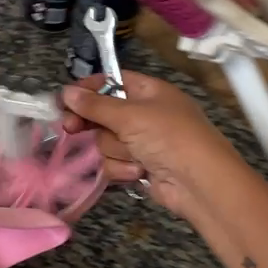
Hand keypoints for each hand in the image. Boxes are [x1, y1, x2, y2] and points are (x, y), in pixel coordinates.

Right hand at [59, 71, 245, 216]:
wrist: (202, 186)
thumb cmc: (171, 139)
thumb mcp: (130, 116)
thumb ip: (94, 105)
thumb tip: (66, 92)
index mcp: (150, 92)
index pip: (111, 82)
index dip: (88, 88)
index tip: (66, 98)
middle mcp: (145, 114)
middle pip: (102, 113)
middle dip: (91, 123)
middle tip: (71, 127)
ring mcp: (143, 142)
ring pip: (105, 140)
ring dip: (116, 150)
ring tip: (135, 156)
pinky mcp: (140, 166)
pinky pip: (114, 162)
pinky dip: (123, 168)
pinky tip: (139, 172)